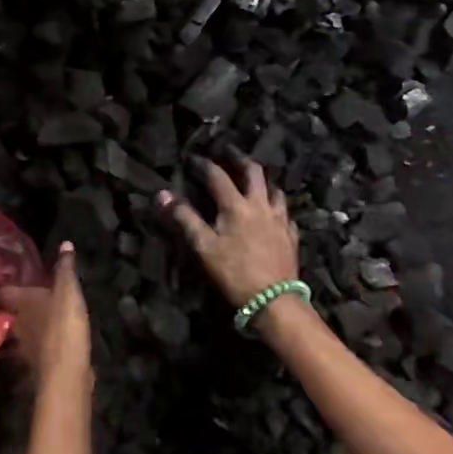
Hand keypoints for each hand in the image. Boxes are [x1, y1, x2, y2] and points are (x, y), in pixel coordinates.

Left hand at [0, 242, 92, 390]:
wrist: (66, 372)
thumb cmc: (61, 324)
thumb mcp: (67, 290)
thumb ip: (65, 268)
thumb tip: (65, 243)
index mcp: (18, 301)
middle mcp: (15, 321)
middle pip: (6, 309)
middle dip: (9, 302)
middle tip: (14, 292)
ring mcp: (24, 343)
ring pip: (19, 327)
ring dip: (24, 321)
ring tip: (33, 312)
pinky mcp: (37, 360)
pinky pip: (34, 343)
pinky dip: (37, 338)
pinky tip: (46, 335)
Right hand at [157, 155, 299, 307]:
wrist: (274, 300)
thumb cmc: (234, 271)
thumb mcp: (203, 245)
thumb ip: (184, 217)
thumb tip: (162, 193)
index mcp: (236, 205)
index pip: (218, 175)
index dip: (204, 164)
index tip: (192, 158)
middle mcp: (260, 206)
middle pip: (254, 172)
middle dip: (240, 159)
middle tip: (229, 153)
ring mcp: (280, 220)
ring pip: (274, 190)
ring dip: (262, 181)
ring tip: (253, 180)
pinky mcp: (290, 236)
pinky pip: (285, 213)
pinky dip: (276, 206)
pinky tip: (272, 212)